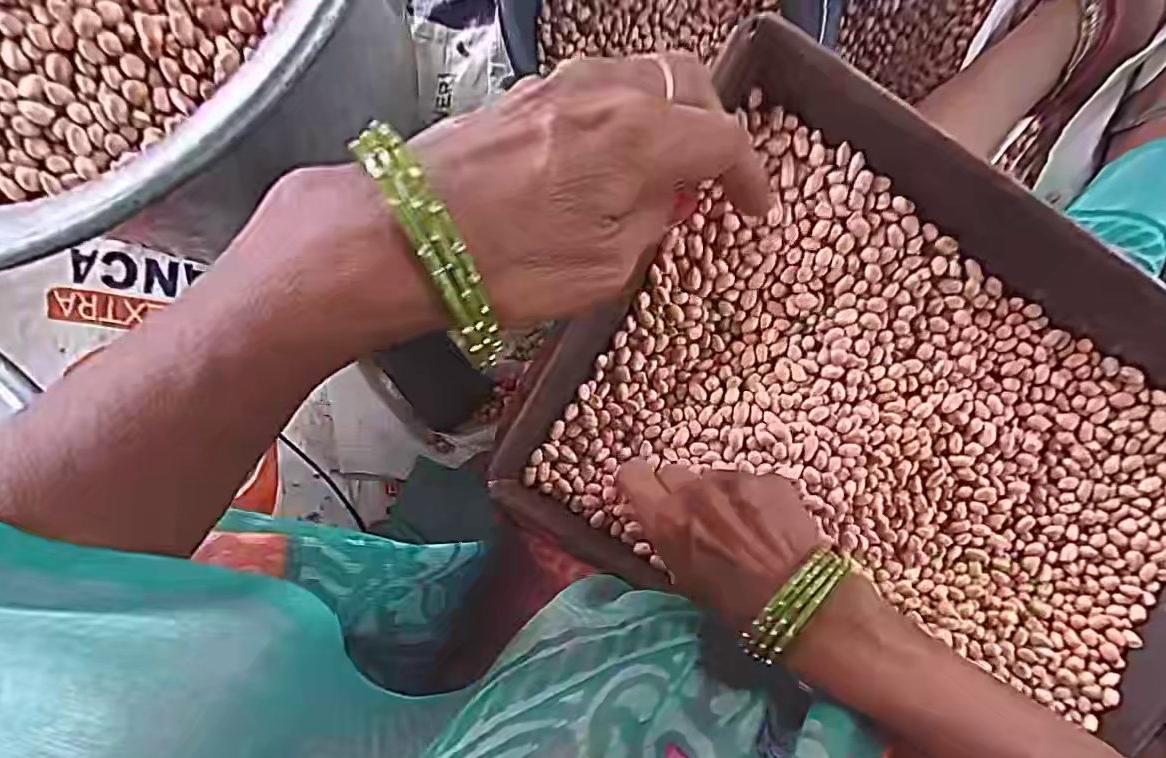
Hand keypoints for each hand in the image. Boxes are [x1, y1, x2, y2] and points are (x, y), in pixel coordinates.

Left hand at [412, 53, 770, 326]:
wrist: (409, 238)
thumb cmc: (506, 264)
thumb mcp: (602, 270)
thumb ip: (650, 225)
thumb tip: (668, 199)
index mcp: (638, 136)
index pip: (721, 138)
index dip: (750, 175)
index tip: (756, 207)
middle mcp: (606, 91)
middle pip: (688, 86)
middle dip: (711, 131)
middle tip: (710, 181)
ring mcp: (560, 85)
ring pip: (642, 79)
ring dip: (666, 120)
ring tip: (660, 174)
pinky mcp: (524, 97)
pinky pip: (596, 93)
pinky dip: (621, 121)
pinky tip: (608, 163)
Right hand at [618, 460, 826, 628]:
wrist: (798, 601)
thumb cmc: (732, 604)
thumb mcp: (683, 576)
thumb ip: (667, 537)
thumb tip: (665, 521)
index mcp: (666, 519)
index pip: (632, 474)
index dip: (638, 483)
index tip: (648, 495)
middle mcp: (694, 492)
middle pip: (672, 472)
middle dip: (679, 492)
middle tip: (697, 518)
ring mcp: (734, 480)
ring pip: (712, 477)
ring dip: (718, 495)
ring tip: (740, 527)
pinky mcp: (769, 478)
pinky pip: (749, 481)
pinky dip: (753, 498)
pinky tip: (767, 524)